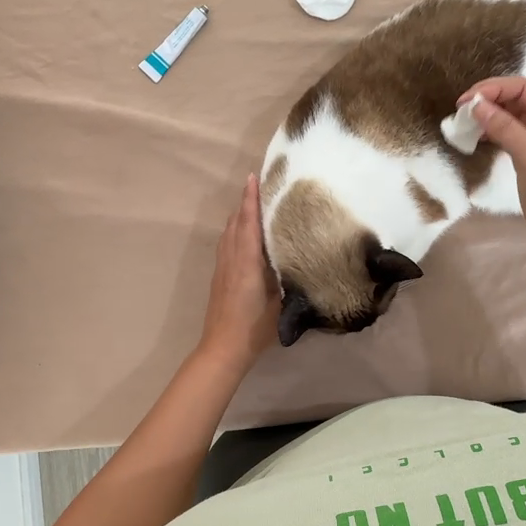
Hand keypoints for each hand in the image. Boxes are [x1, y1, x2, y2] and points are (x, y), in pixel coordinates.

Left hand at [198, 174, 280, 371]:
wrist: (223, 348)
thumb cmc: (255, 328)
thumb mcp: (280, 304)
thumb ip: (289, 279)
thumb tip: (305, 262)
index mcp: (247, 263)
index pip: (249, 223)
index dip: (251, 200)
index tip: (254, 177)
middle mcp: (232, 259)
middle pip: (236, 223)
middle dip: (245, 202)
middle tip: (259, 184)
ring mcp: (222, 267)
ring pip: (228, 233)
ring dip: (239, 215)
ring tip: (253, 203)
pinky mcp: (219, 276)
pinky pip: (226, 244)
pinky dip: (235, 230)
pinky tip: (243, 233)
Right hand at [459, 77, 525, 238]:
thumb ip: (504, 127)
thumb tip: (476, 105)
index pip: (522, 88)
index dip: (494, 88)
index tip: (468, 100)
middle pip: (513, 98)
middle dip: (487, 100)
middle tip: (461, 110)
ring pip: (507, 116)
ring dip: (486, 116)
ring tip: (463, 122)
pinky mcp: (525, 152)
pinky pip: (504, 133)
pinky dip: (488, 132)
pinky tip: (474, 136)